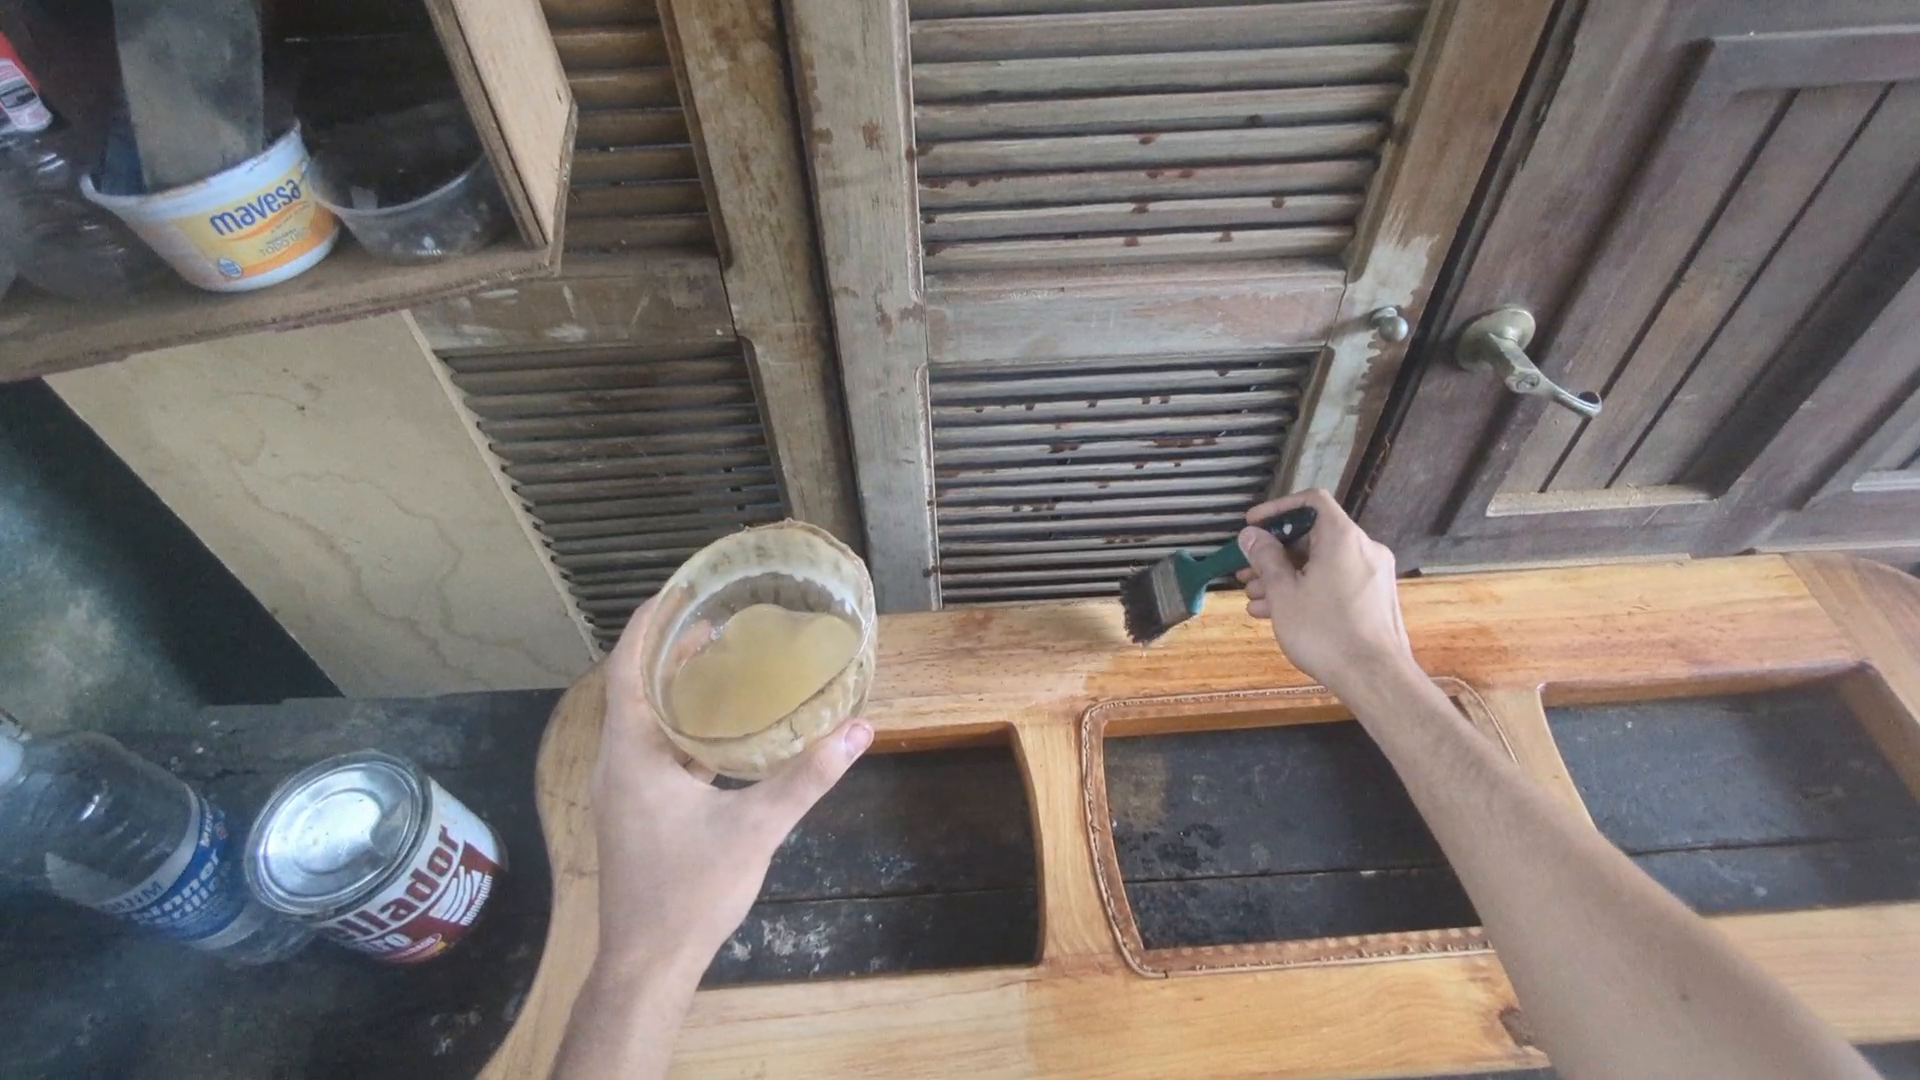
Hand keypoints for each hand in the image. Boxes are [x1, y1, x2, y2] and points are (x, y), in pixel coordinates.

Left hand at [592, 598, 872, 979]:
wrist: (649, 964)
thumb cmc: (690, 889)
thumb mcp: (756, 827)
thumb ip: (809, 776)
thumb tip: (862, 729)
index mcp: (633, 754)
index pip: (625, 669)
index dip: (647, 626)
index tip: (676, 592)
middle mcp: (620, 762)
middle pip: (636, 687)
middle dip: (669, 650)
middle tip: (717, 621)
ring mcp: (626, 788)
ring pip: (646, 719)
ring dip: (676, 687)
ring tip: (721, 661)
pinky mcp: (638, 809)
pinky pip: (657, 747)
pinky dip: (683, 723)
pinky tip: (722, 727)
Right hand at [1234, 489, 1415, 692]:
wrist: (1375, 678)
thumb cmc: (1325, 632)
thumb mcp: (1283, 592)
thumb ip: (1265, 558)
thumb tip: (1251, 535)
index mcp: (1343, 538)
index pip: (1311, 502)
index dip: (1277, 509)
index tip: (1253, 526)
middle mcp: (1363, 549)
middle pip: (1313, 536)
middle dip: (1274, 554)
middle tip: (1245, 573)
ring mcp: (1371, 575)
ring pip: (1320, 563)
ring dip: (1285, 576)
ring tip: (1254, 600)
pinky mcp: (1373, 598)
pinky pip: (1333, 582)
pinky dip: (1306, 589)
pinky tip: (1277, 612)